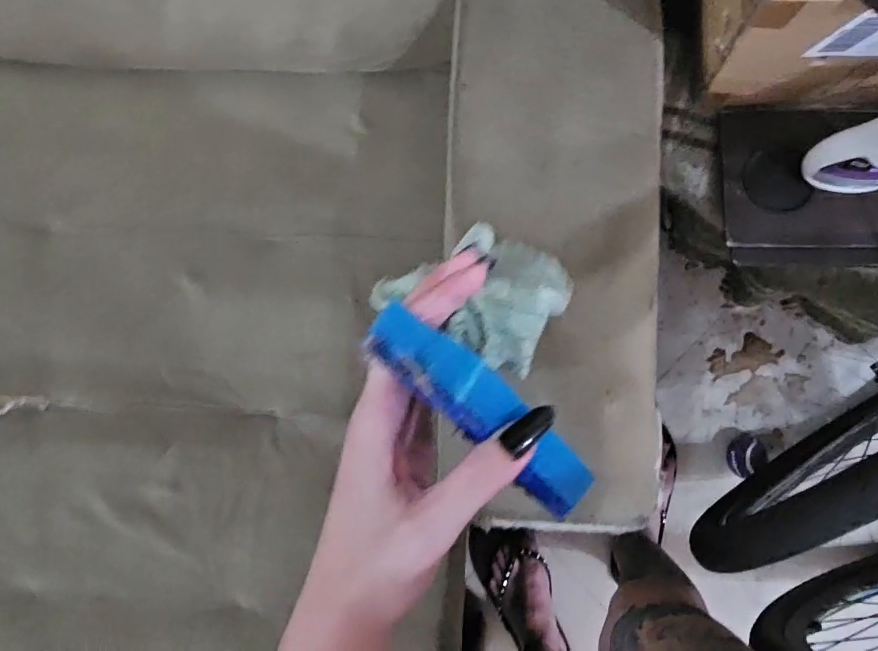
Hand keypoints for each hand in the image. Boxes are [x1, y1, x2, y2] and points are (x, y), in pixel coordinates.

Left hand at [280, 250, 553, 650]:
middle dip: (440, 295)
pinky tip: (477, 350)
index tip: (472, 275)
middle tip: (480, 263)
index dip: (434, 303)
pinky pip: (431, 387)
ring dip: (446, 320)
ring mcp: (392, 429)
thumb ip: (481, 476)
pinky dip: (455, 359)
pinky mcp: (407, 446)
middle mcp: (380, 413)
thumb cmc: (374, 569)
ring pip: (419, 358)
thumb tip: (534, 421)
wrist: (342, 615)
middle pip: (407, 338)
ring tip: (480, 289)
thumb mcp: (431, 525)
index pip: (402, 343)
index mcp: (373, 421)